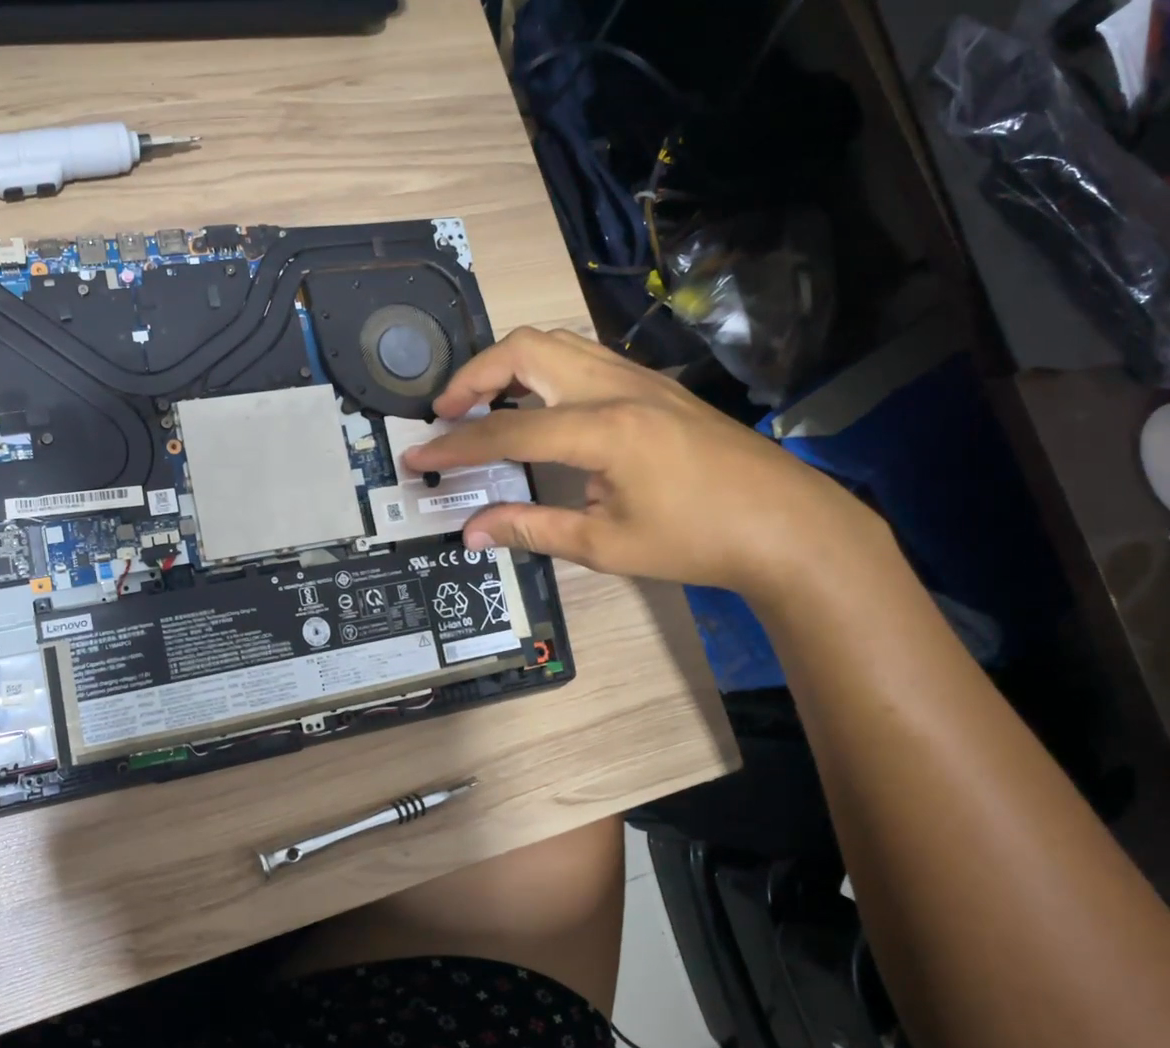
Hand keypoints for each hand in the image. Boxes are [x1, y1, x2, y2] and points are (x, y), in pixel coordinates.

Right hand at [404, 328, 886, 600]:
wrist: (791, 527)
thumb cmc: (698, 541)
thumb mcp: (605, 545)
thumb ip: (530, 528)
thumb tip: (470, 532)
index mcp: (603, 429)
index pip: (505, 428)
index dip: (453, 446)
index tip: (416, 459)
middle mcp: (617, 388)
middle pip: (525, 348)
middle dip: (472, 375)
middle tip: (446, 414)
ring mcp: (640, 378)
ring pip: (555, 341)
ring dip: (506, 365)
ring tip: (482, 405)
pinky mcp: (654, 385)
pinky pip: (582, 355)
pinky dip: (541, 369)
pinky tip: (536, 407)